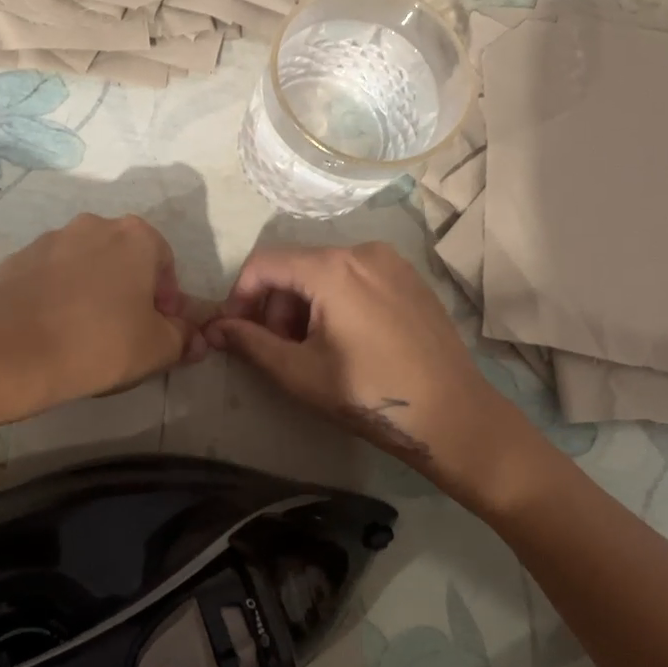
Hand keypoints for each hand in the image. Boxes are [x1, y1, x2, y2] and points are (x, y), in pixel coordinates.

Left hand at [0, 214, 212, 412]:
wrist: (17, 355)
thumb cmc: (102, 345)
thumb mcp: (159, 349)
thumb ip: (184, 337)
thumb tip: (195, 337)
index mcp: (134, 236)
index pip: (164, 262)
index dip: (165, 298)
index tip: (156, 328)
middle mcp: (92, 224)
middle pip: (122, 257)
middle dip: (128, 287)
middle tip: (123, 329)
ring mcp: (50, 239)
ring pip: (83, 262)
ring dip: (90, 287)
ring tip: (83, 329)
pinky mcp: (17, 259)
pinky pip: (48, 275)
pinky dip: (56, 293)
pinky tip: (52, 326)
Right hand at [206, 242, 545, 505]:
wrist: (454, 416)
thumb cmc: (369, 394)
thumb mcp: (299, 372)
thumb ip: (250, 343)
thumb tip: (213, 328)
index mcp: (332, 268)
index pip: (264, 263)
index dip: (240, 296)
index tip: (237, 332)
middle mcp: (362, 251)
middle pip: (296, 265)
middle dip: (275, 305)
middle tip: (278, 349)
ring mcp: (392, 262)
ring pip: (326, 271)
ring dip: (305, 305)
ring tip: (312, 350)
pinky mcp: (410, 278)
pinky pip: (356, 277)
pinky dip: (336, 300)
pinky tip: (347, 341)